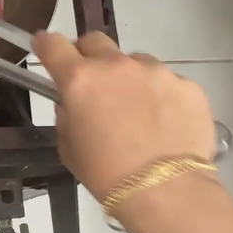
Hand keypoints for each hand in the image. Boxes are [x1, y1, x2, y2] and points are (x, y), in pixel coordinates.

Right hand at [35, 31, 218, 200]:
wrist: (166, 191)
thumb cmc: (105, 173)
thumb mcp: (69, 147)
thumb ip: (66, 116)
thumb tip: (73, 104)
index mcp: (80, 80)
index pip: (53, 44)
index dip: (46, 44)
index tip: (45, 48)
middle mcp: (116, 66)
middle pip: (95, 41)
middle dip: (87, 56)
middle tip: (92, 83)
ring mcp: (156, 72)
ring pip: (134, 62)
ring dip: (128, 78)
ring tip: (137, 112)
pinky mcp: (187, 85)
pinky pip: (166, 82)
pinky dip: (159, 96)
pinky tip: (163, 123)